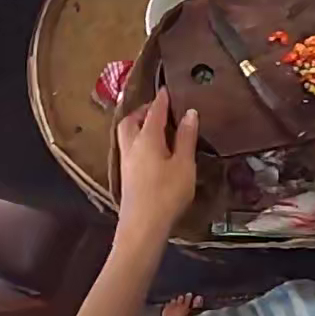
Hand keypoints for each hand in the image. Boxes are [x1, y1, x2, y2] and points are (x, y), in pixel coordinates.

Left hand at [116, 88, 198, 235]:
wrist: (142, 227)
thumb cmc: (167, 194)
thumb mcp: (184, 164)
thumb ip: (186, 138)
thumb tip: (189, 112)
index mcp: (147, 138)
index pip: (154, 112)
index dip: (161, 99)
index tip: (167, 89)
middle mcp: (131, 145)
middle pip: (131, 120)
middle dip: (143, 110)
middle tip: (158, 108)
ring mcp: (125, 161)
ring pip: (126, 134)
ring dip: (137, 124)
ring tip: (153, 126)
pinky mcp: (125, 175)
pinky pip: (128, 147)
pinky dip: (137, 139)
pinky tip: (149, 149)